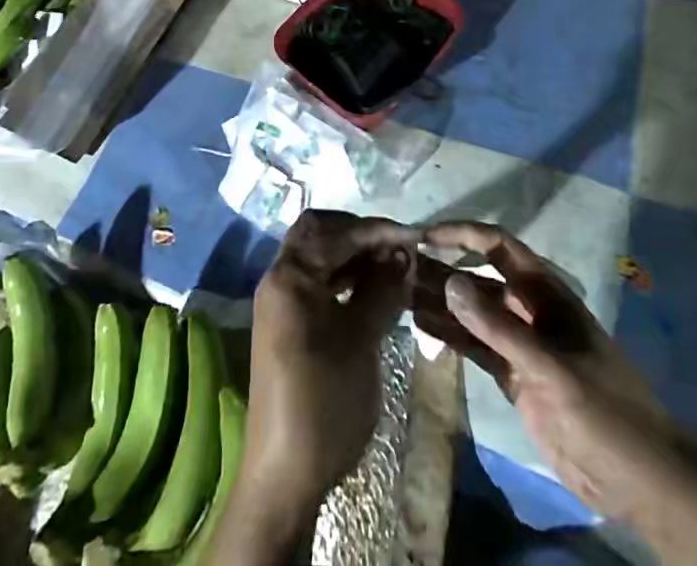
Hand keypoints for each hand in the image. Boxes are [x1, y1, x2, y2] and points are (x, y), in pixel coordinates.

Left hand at [243, 210, 418, 511]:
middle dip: (359, 234)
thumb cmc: (325, 401)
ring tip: (396, 268)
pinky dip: (344, 277)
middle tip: (401, 249)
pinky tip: (375, 291)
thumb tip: (402, 252)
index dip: (376, 230)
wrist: (286, 465)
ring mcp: (281, 300)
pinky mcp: (288, 321)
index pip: (333, 232)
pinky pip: (316, 281)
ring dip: (353, 255)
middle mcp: (278, 278)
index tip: (418, 237)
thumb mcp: (360, 342)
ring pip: (316, 256)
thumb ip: (380, 291)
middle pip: (316, 233)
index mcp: (289, 277)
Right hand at [414, 222, 677, 518]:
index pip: (499, 247)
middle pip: (476, 277)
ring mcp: (519, 344)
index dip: (461, 234)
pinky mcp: (511, 374)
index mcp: (548, 297)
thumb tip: (448, 280)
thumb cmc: (607, 415)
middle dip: (438, 268)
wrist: (642, 484)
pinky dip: (447, 333)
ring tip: (394, 292)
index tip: (421, 236)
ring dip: (436, 300)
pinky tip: (417, 325)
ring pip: (469, 311)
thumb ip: (499, 327)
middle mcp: (529, 312)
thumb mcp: (552, 370)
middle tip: (392, 267)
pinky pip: (471, 344)